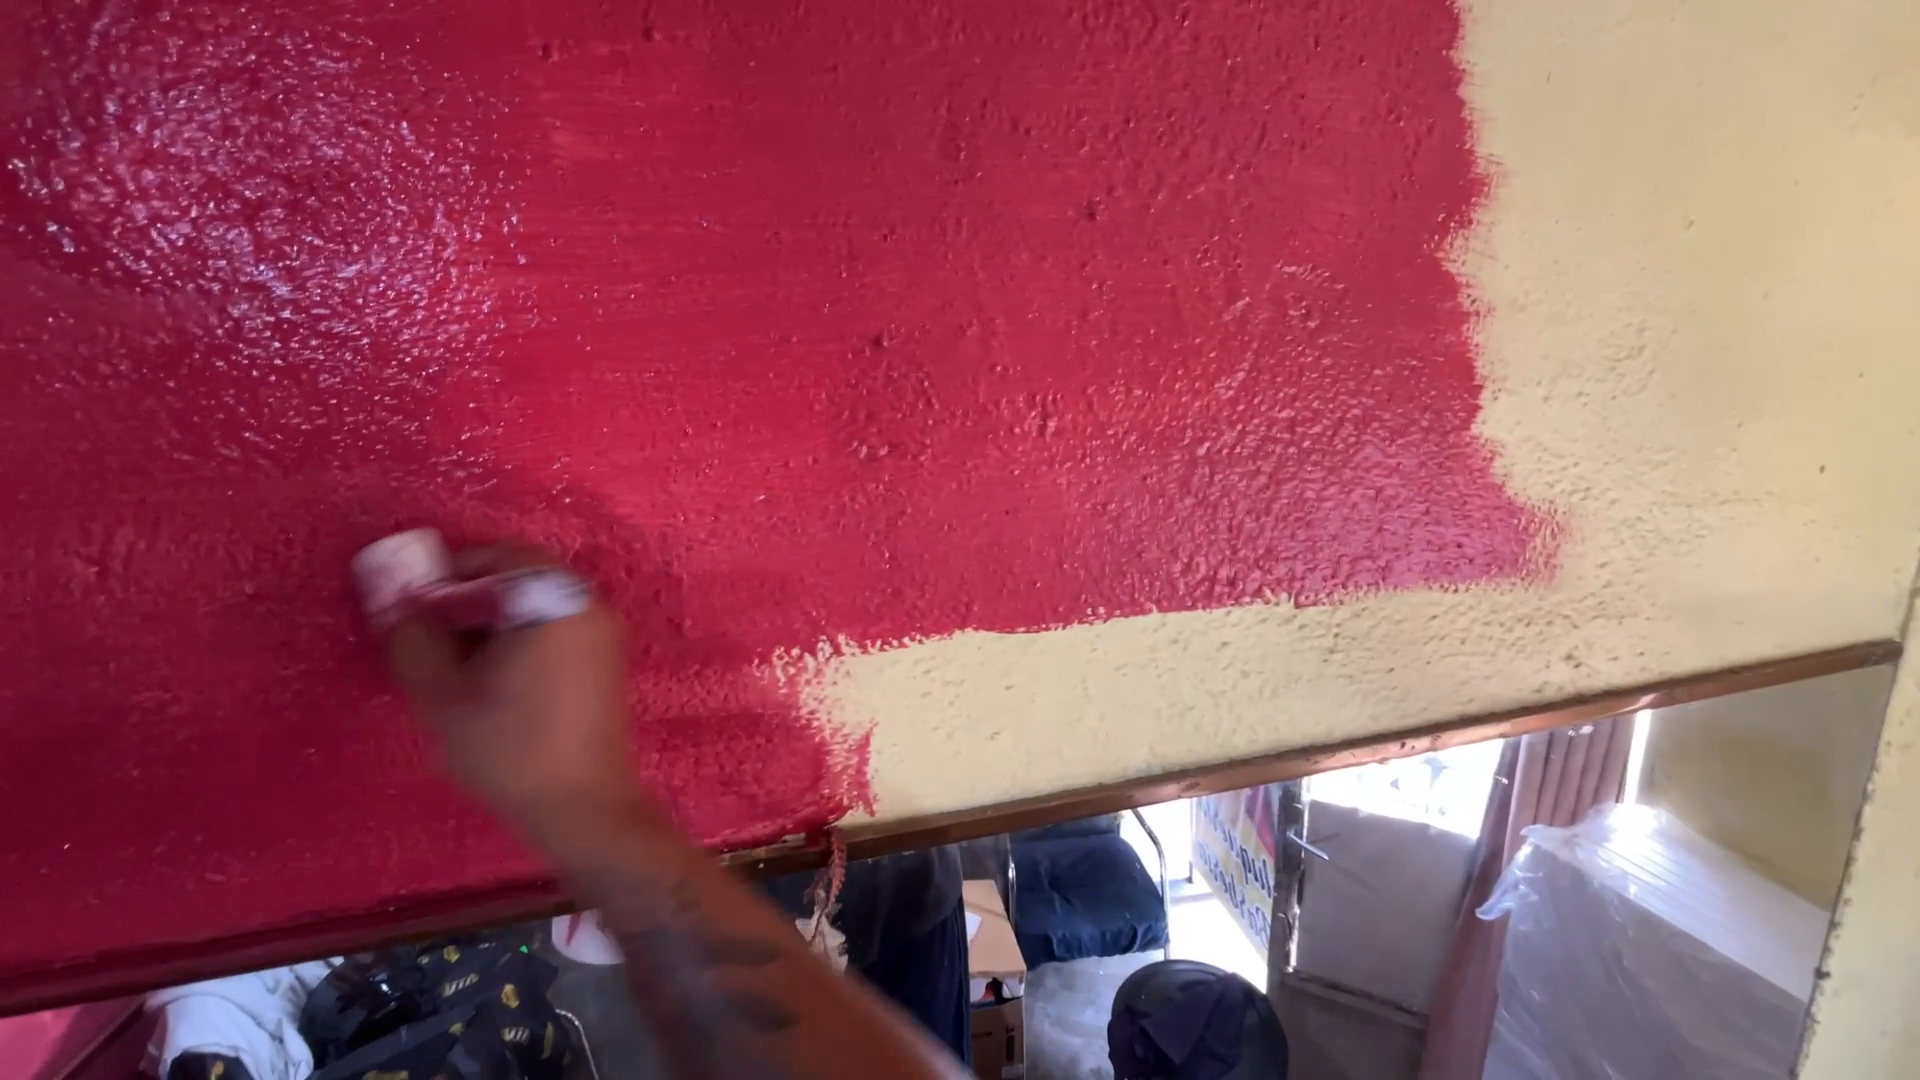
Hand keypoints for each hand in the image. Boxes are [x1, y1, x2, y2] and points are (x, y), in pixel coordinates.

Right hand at [377, 543, 643, 833]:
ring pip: (539, 604)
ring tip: (455, 664)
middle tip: (429, 635)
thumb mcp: (443, 692)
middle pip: (522, 577)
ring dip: (493, 620)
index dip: (451, 571)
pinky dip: (521, 637)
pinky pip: (558, 627)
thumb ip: (412, 634)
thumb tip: (390, 592)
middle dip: (470, 597)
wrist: (584, 803)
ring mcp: (605, 632)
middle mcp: (591, 604)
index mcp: (558, 600)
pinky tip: (491, 678)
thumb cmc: (510, 747)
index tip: (414, 602)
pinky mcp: (607, 659)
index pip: (501, 555)